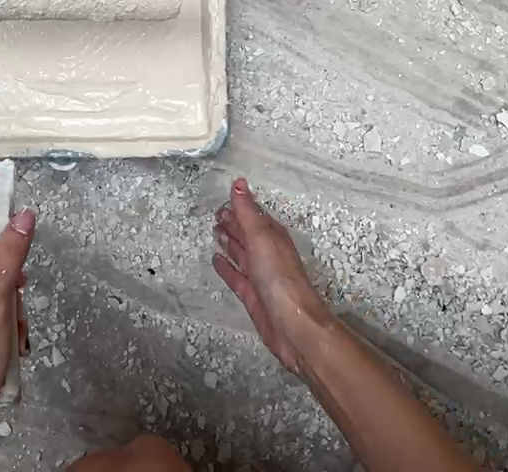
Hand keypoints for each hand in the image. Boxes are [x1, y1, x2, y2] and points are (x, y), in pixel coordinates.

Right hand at [211, 178, 334, 372]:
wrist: (292, 325)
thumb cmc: (279, 277)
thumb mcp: (261, 237)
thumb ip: (247, 212)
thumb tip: (239, 183)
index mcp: (272, 237)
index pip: (254, 216)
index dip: (240, 207)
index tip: (224, 199)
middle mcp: (267, 253)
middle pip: (247, 234)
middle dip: (233, 223)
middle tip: (216, 214)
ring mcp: (260, 275)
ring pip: (241, 253)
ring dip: (229, 242)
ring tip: (215, 232)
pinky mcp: (252, 295)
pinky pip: (236, 276)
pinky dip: (226, 267)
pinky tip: (216, 260)